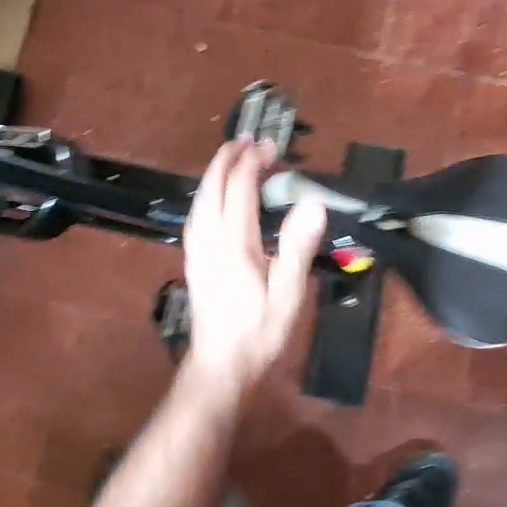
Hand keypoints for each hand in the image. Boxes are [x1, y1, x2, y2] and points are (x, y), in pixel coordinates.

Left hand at [181, 138, 326, 394]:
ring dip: (215, 173)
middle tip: (248, 140)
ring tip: (231, 158)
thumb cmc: (258, 332)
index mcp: (234, 243)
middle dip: (228, 158)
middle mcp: (209, 239)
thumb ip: (297, 246)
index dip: (253, 161)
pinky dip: (207, 194)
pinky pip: (196, 214)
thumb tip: (313, 203)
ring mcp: (196, 250)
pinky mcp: (193, 261)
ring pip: (200, 199)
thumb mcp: (288, 293)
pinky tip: (214, 197)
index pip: (240, 187)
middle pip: (212, 186)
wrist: (220, 366)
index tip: (270, 146)